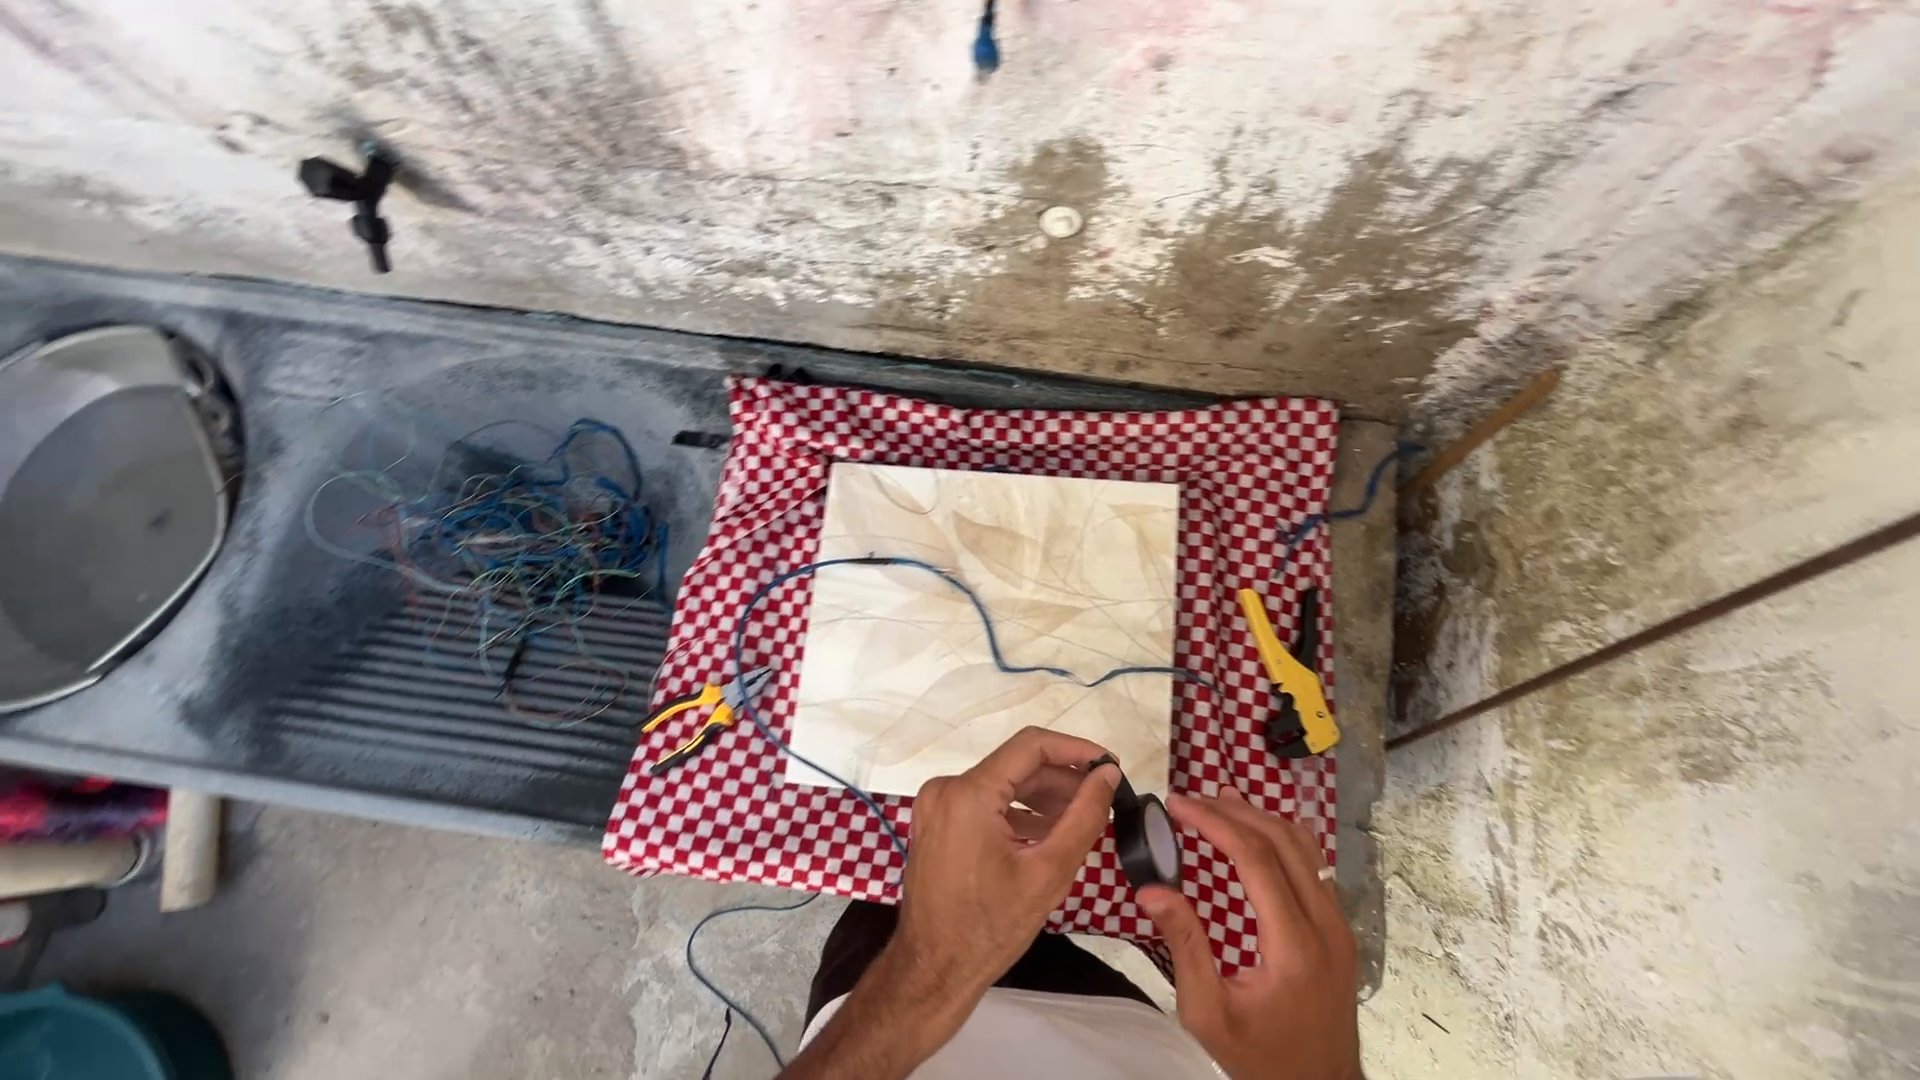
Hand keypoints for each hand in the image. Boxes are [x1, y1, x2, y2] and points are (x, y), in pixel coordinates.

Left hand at [889, 726, 1120, 1001]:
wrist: (933, 970)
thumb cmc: (992, 926)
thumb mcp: (1048, 872)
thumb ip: (1083, 816)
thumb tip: (1106, 776)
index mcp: (968, 792)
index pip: (1031, 745)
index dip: (1075, 749)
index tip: (1109, 765)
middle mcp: (947, 787)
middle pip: (1016, 766)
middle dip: (1063, 779)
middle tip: (1103, 797)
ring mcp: (937, 804)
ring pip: (1002, 784)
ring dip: (1043, 797)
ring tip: (1083, 817)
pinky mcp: (937, 822)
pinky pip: (985, 802)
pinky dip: (1018, 812)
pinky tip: (1049, 832)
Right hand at [1136, 787, 1359, 1079]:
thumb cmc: (1258, 1058)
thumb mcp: (1208, 1014)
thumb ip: (1184, 947)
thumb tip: (1151, 888)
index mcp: (1294, 944)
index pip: (1256, 857)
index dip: (1214, 822)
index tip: (1177, 805)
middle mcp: (1326, 925)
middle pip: (1284, 840)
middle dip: (1234, 811)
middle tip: (1191, 801)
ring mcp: (1340, 926)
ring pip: (1305, 847)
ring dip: (1260, 818)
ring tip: (1219, 803)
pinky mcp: (1340, 930)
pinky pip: (1314, 866)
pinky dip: (1281, 837)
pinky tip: (1255, 833)